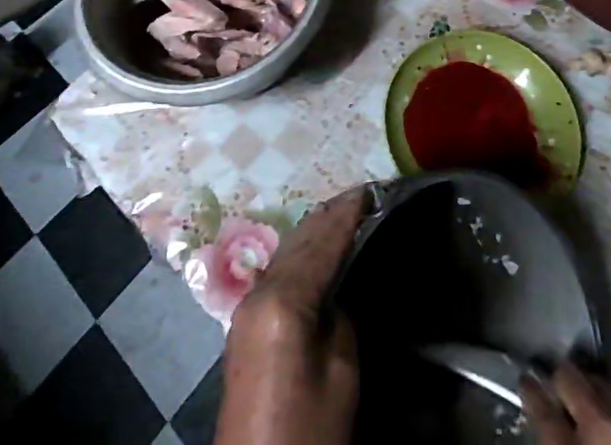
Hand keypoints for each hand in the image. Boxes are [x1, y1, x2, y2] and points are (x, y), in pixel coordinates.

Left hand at [215, 186, 368, 444]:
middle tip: (356, 195)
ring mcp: (245, 308)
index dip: (345, 216)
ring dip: (312, 232)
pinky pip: (276, 274)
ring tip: (338, 213)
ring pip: (284, 255)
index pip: (320, 245)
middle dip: (327, 216)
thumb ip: (340, 322)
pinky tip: (310, 253)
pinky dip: (298, 255)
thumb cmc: (306, 428)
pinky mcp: (244, 326)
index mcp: (282, 301)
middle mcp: (258, 293)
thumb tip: (334, 295)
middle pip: (297, 243)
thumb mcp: (339, 377)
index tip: (366, 190)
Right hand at [521, 361, 610, 444]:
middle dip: (563, 382)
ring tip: (601, 405)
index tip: (526, 383)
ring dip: (597, 390)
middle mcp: (600, 423)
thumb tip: (552, 432)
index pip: (538, 404)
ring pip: (604, 380)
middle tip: (565, 396)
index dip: (529, 390)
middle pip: (568, 376)